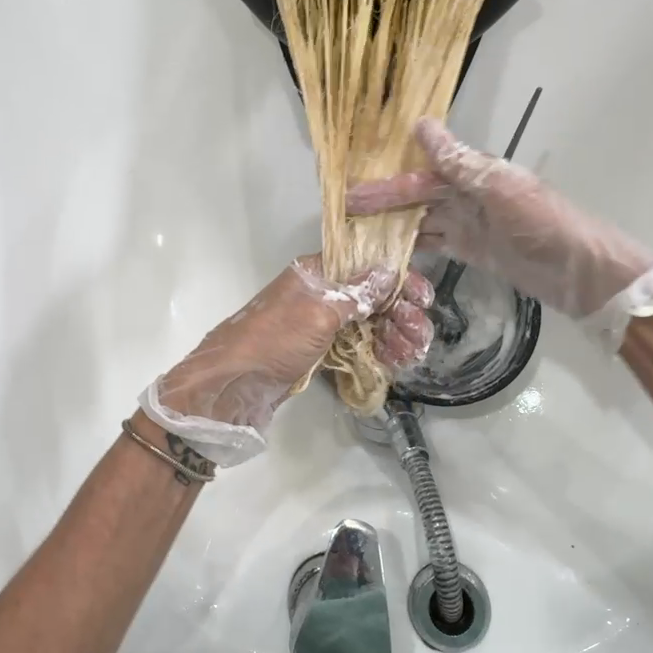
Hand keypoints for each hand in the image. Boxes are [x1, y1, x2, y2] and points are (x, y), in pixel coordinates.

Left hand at [141, 256, 433, 466]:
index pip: (365, 266)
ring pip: (365, 324)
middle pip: (370, 297)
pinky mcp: (315, 352)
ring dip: (392, 336)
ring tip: (413, 355)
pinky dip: (374, 352)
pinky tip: (394, 363)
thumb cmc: (273, 341)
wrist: (228, 387)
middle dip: (400, 314)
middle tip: (422, 337)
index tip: (423, 298)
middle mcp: (317, 294)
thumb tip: (387, 269)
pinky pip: (353, 346)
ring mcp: (316, 325)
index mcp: (315, 272)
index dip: (397, 279)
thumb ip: (356, 292)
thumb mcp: (318, 312)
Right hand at [346, 119, 652, 327]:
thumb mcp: (500, 189)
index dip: (389, 179)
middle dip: (383, 201)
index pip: (423, 173)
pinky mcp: (474, 252)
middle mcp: (469, 196)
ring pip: (423, 220)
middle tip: (345, 209)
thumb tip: (421, 124)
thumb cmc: (545, 225)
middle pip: (418, 196)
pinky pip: (436, 244)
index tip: (355, 184)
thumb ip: (459, 162)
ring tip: (358, 232)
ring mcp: (471, 225)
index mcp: (476, 174)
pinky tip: (388, 252)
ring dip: (394, 223)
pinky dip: (413, 246)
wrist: (586, 273)